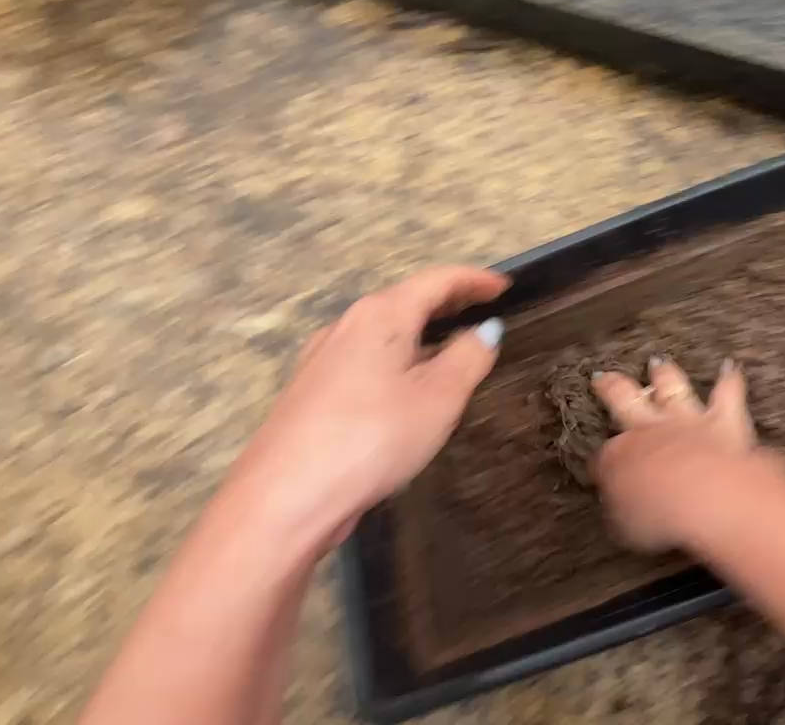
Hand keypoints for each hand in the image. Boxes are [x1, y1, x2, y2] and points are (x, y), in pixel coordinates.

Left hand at [235, 266, 508, 545]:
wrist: (281, 503)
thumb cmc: (372, 439)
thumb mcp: (439, 398)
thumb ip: (469, 357)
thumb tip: (485, 331)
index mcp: (381, 316)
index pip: (436, 281)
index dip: (474, 280)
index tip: (503, 285)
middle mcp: (347, 327)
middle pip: (406, 300)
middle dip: (448, 301)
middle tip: (483, 307)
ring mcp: (322, 360)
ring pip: (384, 331)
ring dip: (422, 330)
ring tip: (452, 344)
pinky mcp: (311, 393)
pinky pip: (366, 357)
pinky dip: (398, 355)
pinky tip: (408, 384)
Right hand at [591, 355, 769, 551]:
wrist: (706, 493)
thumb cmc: (663, 513)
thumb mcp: (628, 523)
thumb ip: (623, 507)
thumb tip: (619, 504)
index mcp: (621, 456)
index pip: (605, 456)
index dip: (603, 462)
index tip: (601, 468)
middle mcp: (651, 429)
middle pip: (625, 401)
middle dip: (612, 387)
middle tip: (603, 377)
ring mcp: (687, 420)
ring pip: (671, 387)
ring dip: (664, 374)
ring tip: (658, 361)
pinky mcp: (721, 419)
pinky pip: (726, 392)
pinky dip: (729, 378)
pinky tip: (730, 366)